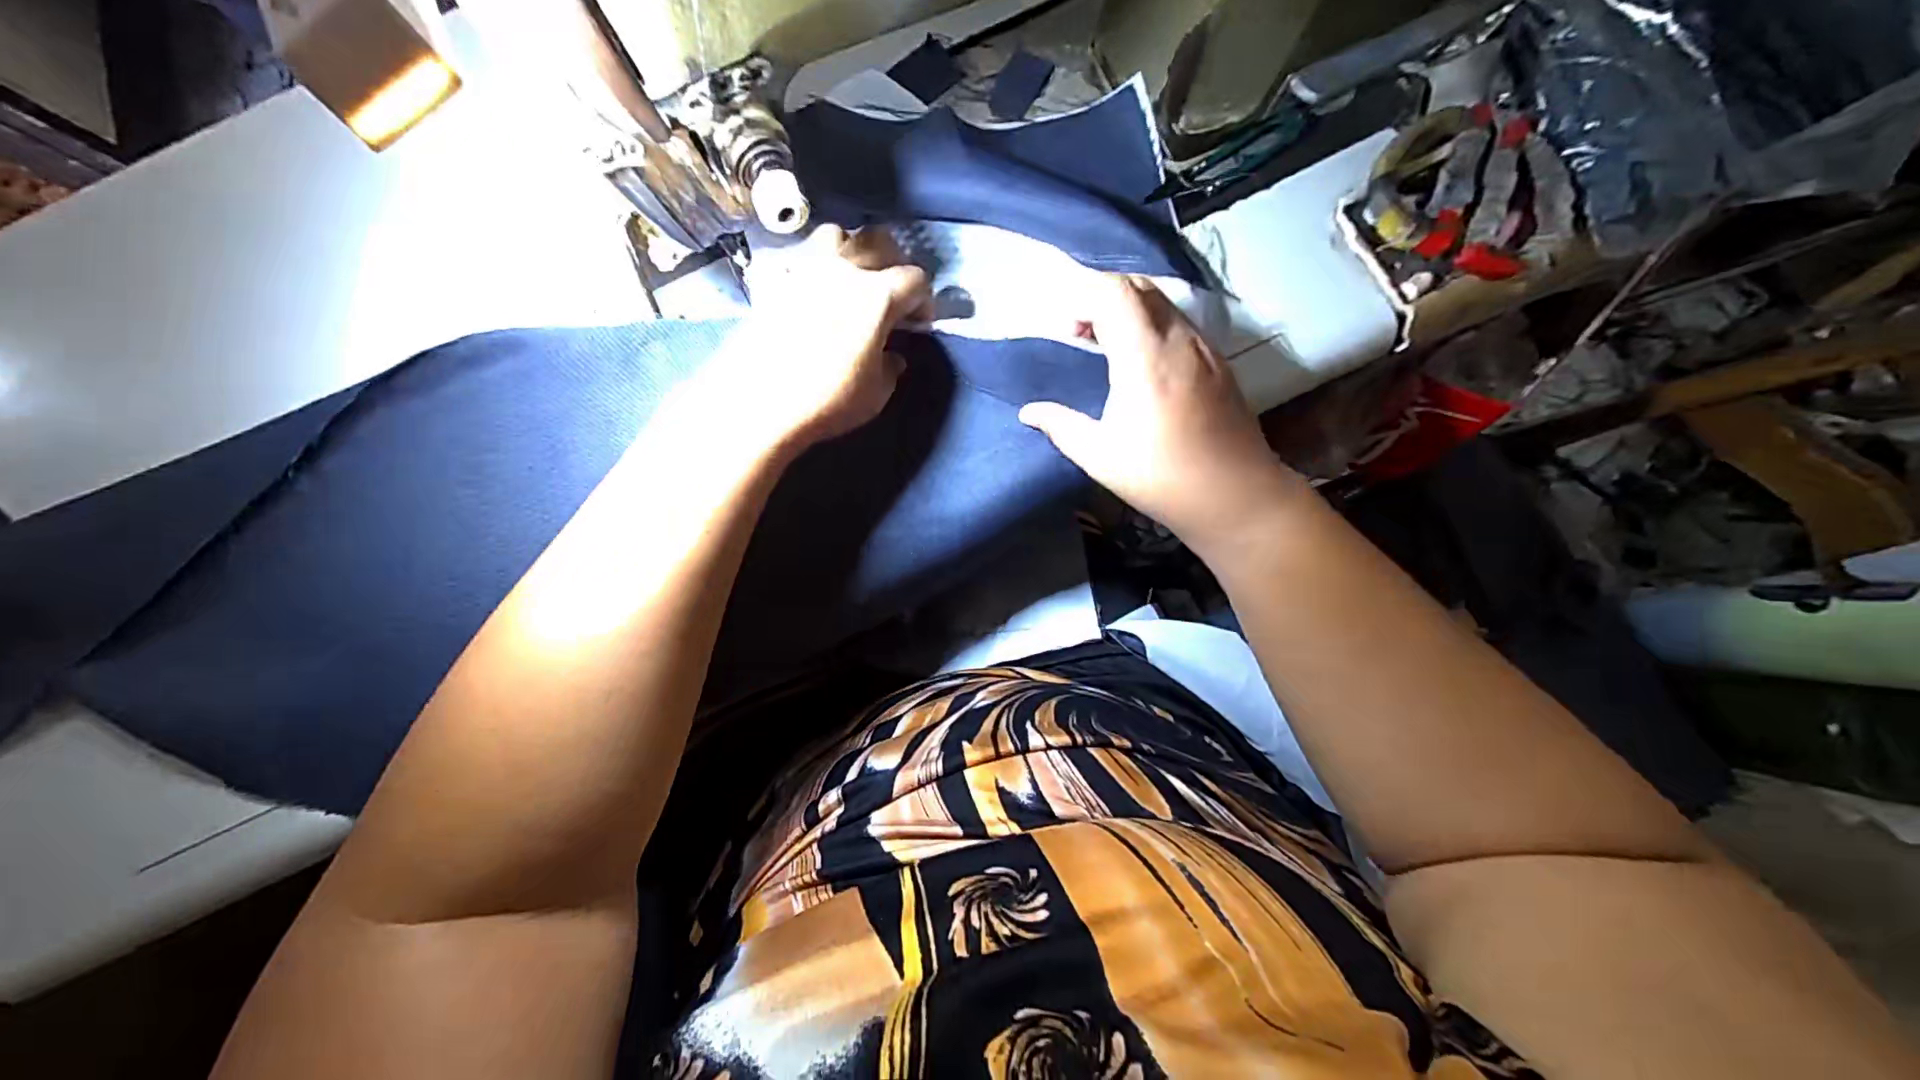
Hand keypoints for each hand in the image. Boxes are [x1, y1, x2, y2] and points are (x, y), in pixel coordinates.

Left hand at [697, 225, 931, 457]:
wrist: (758, 401)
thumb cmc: (827, 400)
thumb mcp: (876, 394)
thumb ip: (890, 367)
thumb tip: (891, 354)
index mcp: (877, 294)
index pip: (915, 279)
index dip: (923, 300)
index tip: (918, 321)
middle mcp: (844, 268)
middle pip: (879, 241)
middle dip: (893, 263)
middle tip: (890, 293)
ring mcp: (805, 268)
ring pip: (837, 235)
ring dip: (850, 251)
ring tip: (849, 280)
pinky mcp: (773, 279)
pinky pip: (800, 257)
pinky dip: (812, 267)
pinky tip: (811, 293)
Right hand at [1019, 273, 1309, 555]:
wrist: (1236, 495)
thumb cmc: (1163, 478)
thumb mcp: (1101, 457)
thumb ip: (1061, 426)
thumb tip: (1028, 412)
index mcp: (1145, 357)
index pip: (1115, 291)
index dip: (1084, 294)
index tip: (1065, 327)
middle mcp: (1179, 340)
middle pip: (1139, 287)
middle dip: (1102, 296)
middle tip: (1079, 332)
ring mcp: (1204, 348)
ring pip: (1162, 303)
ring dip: (1128, 310)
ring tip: (1105, 346)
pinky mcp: (1218, 362)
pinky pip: (1178, 324)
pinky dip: (1151, 326)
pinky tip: (1140, 364)